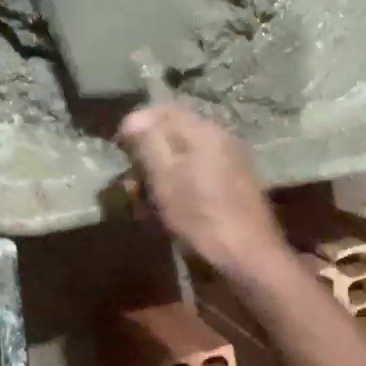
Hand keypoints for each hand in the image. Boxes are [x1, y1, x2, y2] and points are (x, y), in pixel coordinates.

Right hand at [118, 105, 289, 279]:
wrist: (247, 255)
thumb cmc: (200, 216)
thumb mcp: (165, 177)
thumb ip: (149, 142)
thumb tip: (134, 117)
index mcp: (204, 130)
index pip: (162, 110)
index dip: (136, 125)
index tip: (118, 150)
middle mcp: (220, 138)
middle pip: (173, 133)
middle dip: (147, 154)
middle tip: (130, 182)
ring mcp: (230, 161)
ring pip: (184, 156)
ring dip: (159, 174)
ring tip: (144, 201)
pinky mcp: (233, 184)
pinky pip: (197, 173)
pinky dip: (178, 185)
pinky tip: (169, 208)